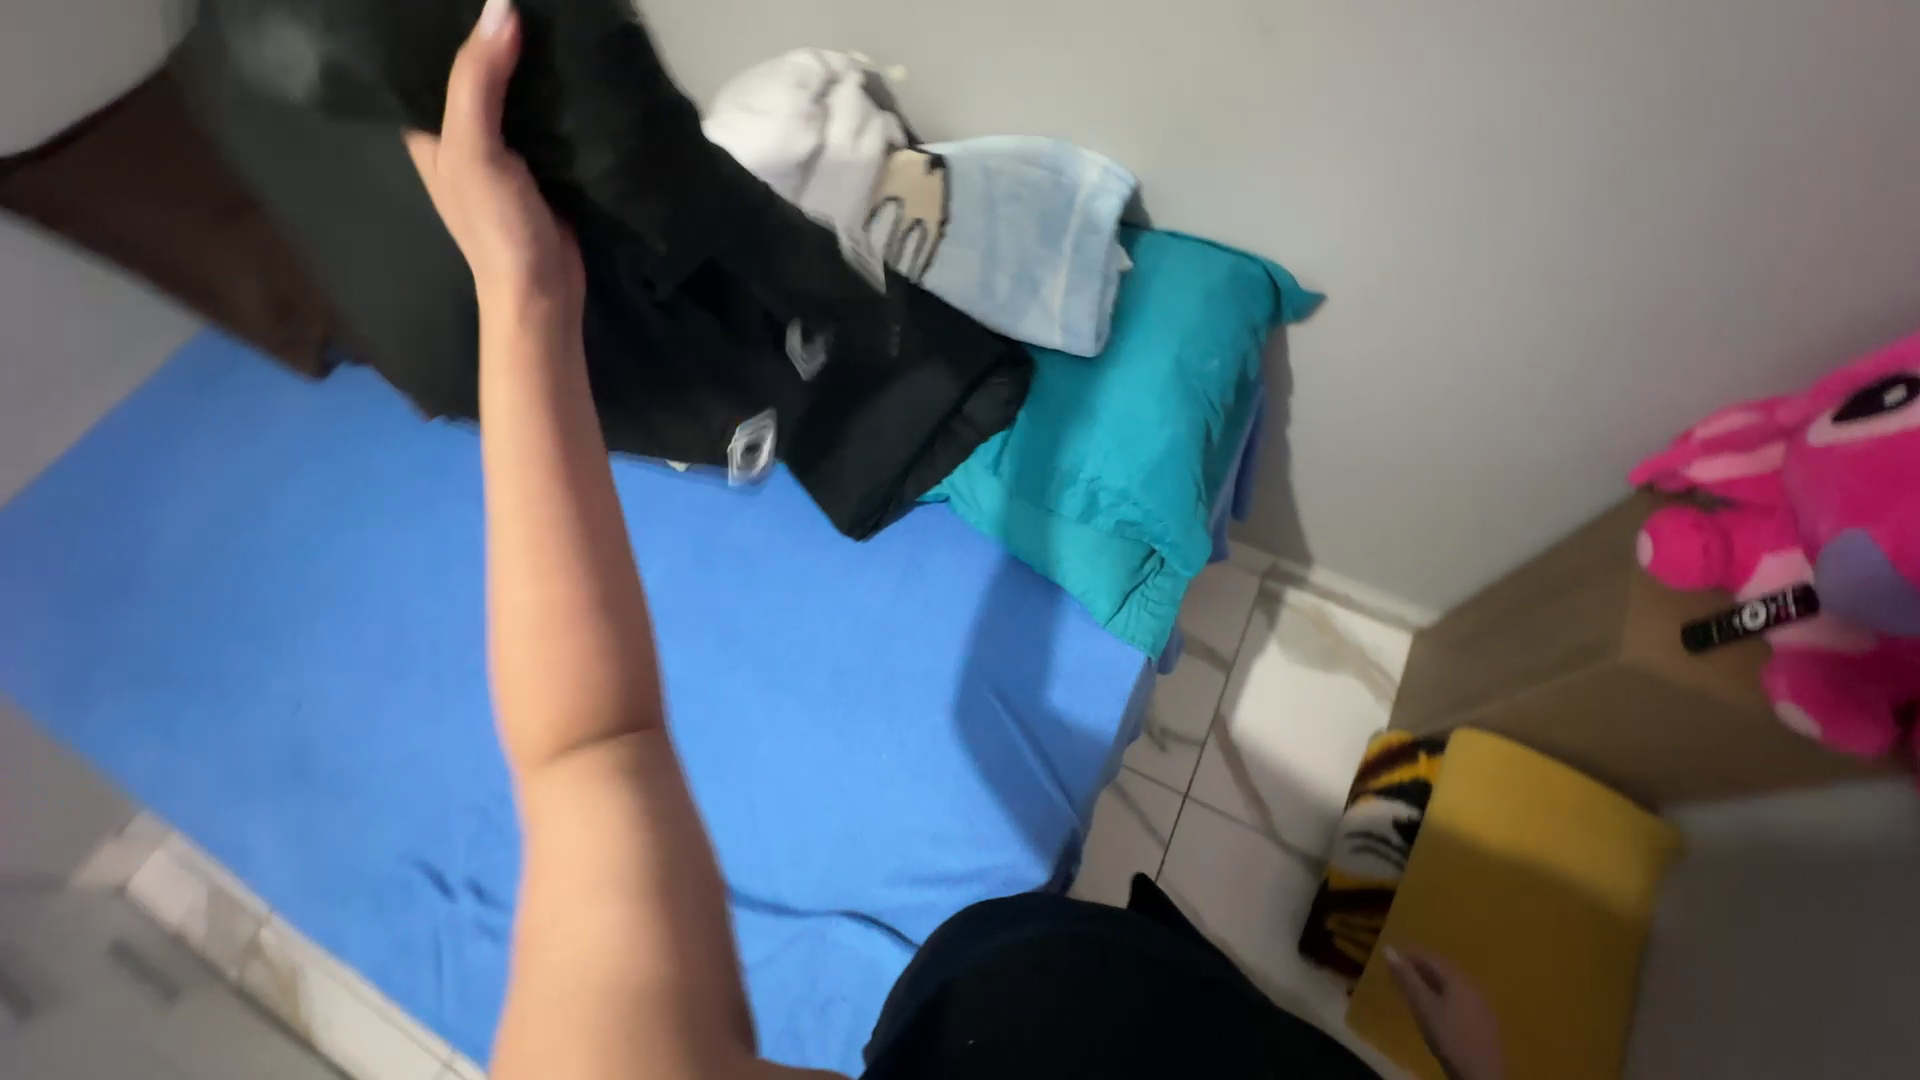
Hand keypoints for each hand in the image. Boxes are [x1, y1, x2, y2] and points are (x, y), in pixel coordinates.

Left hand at [404, 0, 584, 329]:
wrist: (544, 293)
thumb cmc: (495, 227)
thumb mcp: (474, 146)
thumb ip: (480, 78)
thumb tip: (503, 7)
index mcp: (431, 129)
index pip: (432, 60)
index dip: (449, 25)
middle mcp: (467, 138)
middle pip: (479, 76)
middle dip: (500, 43)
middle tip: (528, 1)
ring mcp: (511, 158)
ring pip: (520, 100)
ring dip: (537, 72)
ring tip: (556, 24)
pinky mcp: (550, 174)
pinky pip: (554, 129)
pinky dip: (564, 107)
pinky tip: (580, 78)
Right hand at [1385, 946, 1504, 1079]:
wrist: (1483, 1078)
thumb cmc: (1449, 1037)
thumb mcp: (1423, 1006)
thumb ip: (1406, 978)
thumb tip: (1388, 949)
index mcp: (1458, 979)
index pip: (1430, 957)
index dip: (1408, 956)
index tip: (1390, 961)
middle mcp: (1473, 987)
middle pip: (1443, 970)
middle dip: (1420, 970)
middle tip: (1399, 976)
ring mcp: (1482, 1006)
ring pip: (1451, 986)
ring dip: (1431, 985)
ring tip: (1413, 992)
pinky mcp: (1484, 1023)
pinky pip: (1459, 1000)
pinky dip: (1443, 998)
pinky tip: (1436, 1010)